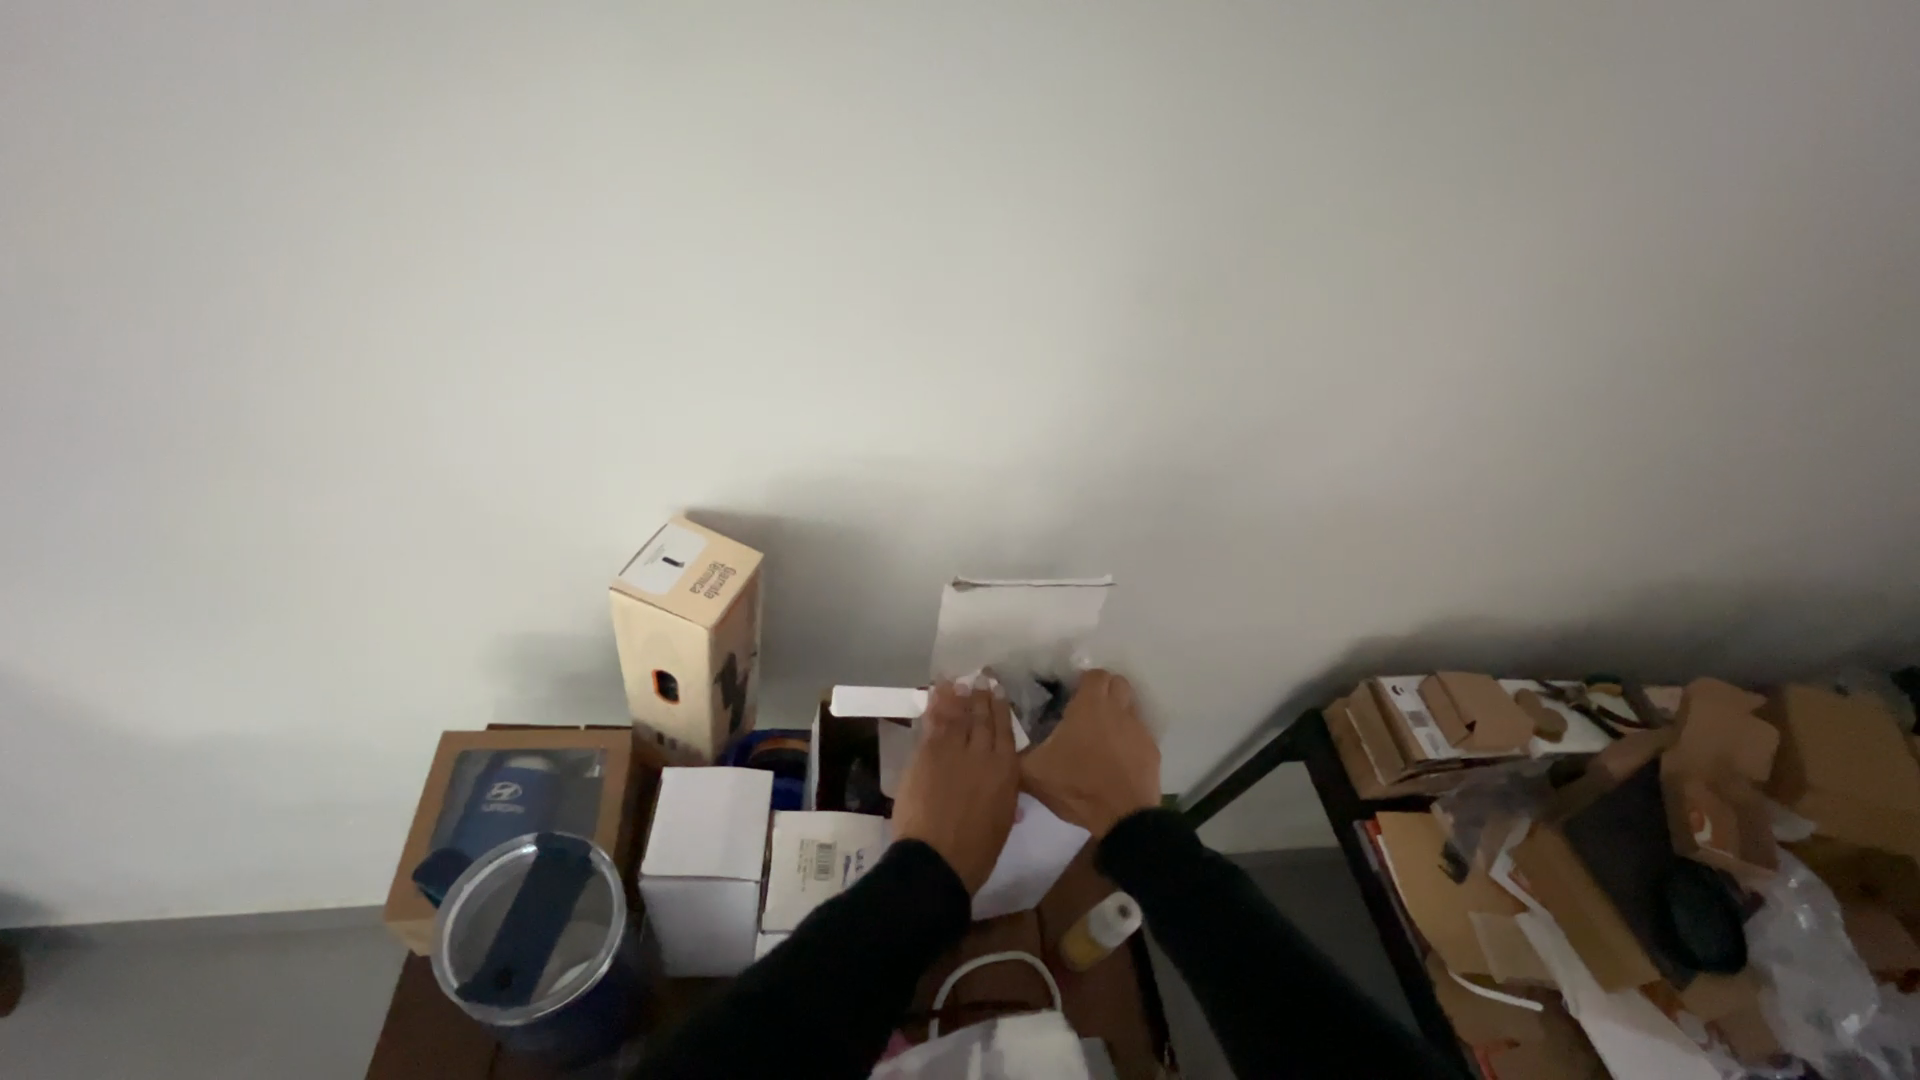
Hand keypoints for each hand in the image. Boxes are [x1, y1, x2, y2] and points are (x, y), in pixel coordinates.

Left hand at [891, 677, 1019, 893]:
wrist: (938, 859)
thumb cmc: (975, 852)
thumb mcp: (1001, 821)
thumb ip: (1004, 794)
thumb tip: (1005, 783)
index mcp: (1007, 771)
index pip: (1005, 731)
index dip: (1001, 708)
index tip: (998, 691)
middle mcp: (984, 753)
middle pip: (982, 718)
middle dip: (981, 696)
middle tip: (980, 678)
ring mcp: (954, 749)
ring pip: (959, 715)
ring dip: (959, 696)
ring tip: (959, 681)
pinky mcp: (928, 752)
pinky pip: (934, 722)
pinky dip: (936, 705)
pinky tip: (938, 692)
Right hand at [1020, 669, 1159, 838]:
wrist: (1121, 817)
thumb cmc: (1076, 785)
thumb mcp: (1033, 772)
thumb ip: (1018, 753)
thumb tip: (1005, 745)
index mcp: (1090, 705)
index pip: (1095, 674)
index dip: (1084, 681)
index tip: (1071, 694)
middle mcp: (1118, 710)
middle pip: (1117, 683)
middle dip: (1104, 689)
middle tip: (1087, 708)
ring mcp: (1139, 730)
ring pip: (1131, 706)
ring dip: (1118, 711)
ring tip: (1101, 732)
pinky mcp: (1152, 751)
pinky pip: (1139, 733)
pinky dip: (1129, 738)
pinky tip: (1116, 757)